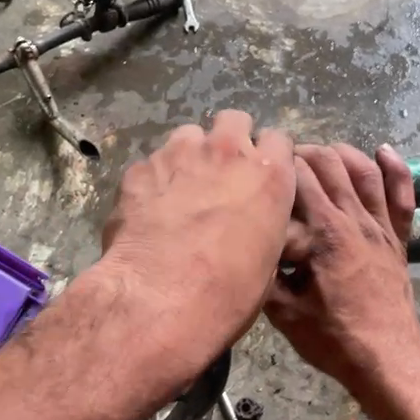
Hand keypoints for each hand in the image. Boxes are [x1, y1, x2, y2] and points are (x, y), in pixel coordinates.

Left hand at [95, 111, 295, 369]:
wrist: (160, 299)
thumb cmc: (228, 291)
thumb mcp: (268, 261)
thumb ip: (264, 223)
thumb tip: (256, 223)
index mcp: (269, 175)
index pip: (278, 140)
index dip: (268, 156)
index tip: (260, 174)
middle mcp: (227, 152)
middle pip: (234, 120)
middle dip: (229, 139)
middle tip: (222, 172)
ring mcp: (179, 153)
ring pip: (189, 134)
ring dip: (190, 155)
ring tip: (181, 189)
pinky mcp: (140, 168)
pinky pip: (152, 163)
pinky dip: (154, 180)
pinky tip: (149, 209)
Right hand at [265, 144, 419, 401]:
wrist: (387, 361)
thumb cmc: (332, 338)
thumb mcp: (282, 310)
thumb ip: (264, 272)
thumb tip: (244, 244)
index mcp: (323, 232)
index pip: (298, 177)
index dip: (278, 163)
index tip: (259, 164)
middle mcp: (353, 219)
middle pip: (329, 164)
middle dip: (303, 153)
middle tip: (282, 160)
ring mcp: (380, 227)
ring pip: (363, 172)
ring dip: (341, 153)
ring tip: (320, 151)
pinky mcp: (398, 240)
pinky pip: (402, 197)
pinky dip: (397, 170)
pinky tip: (385, 150)